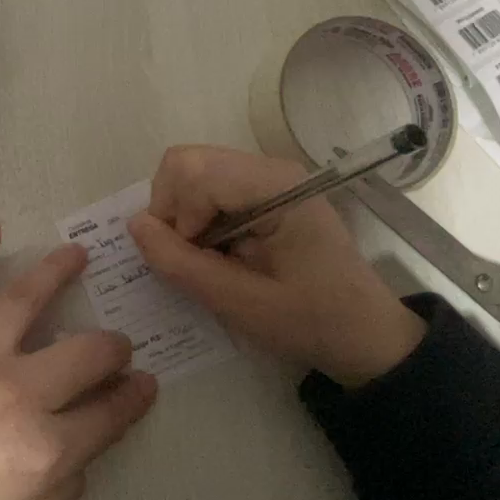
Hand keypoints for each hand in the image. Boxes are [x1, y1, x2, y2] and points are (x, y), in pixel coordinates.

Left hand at [0, 225, 158, 499]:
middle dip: (112, 347)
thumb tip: (81, 451)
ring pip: (24, 298)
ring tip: (76, 254)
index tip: (144, 384)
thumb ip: (61, 491)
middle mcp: (17, 389)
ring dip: (56, 271)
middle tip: (116, 343)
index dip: (134, 399)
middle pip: (85, 352)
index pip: (108, 414)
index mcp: (44, 447)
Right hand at [127, 147, 426, 387]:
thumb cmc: (312, 322)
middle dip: (171, 210)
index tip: (196, 261)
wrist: (366, 337)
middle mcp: (268, 168)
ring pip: (189, 171)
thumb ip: (183, 265)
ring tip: (207, 255)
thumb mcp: (242, 305)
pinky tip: (218, 250)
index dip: (176, 216)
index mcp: (276, 187)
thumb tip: (133, 225)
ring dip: (181, 215)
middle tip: (193, 256)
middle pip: (185, 162)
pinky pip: (204, 187)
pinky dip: (194, 217)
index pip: (191, 170)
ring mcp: (264, 177)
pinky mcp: (259, 191)